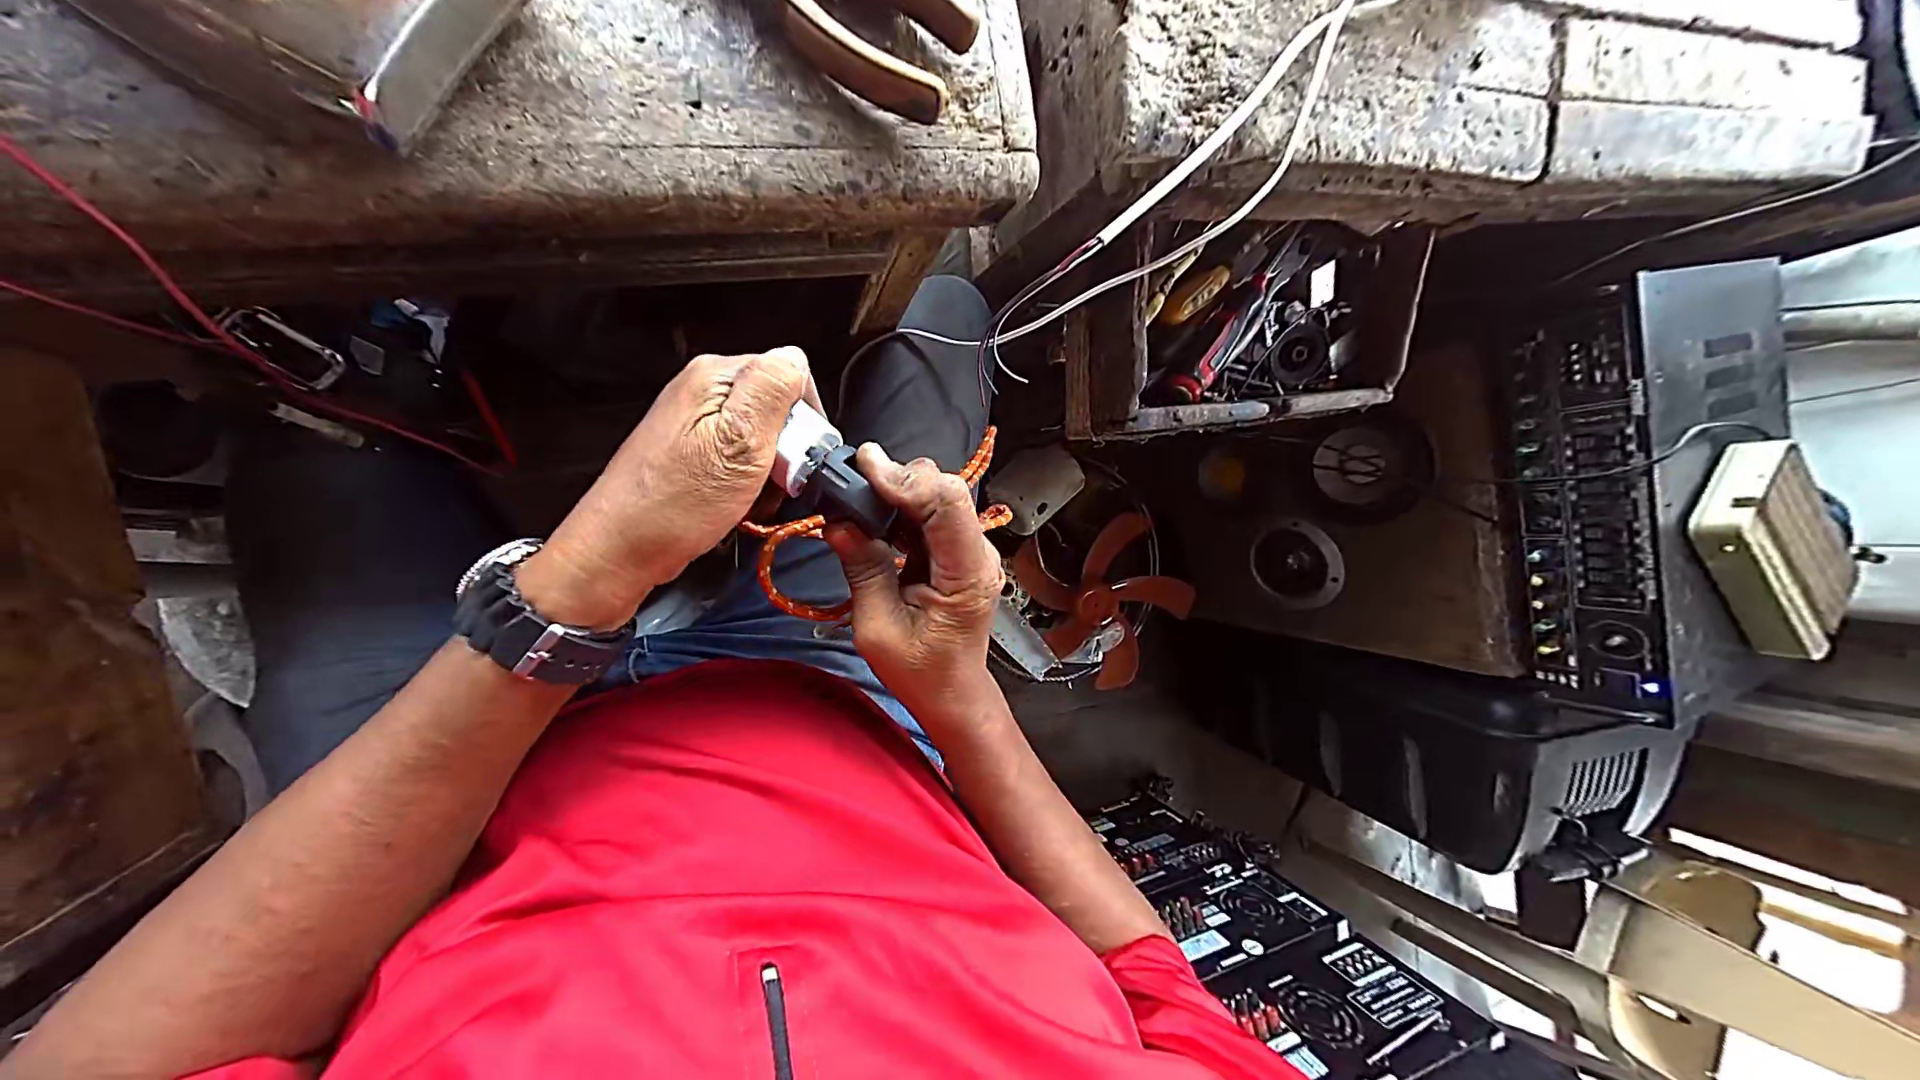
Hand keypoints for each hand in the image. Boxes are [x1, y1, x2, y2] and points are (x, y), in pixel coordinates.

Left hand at [517, 348, 812, 629]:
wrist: (621, 548)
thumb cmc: (669, 505)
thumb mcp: (738, 443)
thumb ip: (772, 390)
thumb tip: (795, 359)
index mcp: (715, 377)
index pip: (792, 373)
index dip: (805, 420)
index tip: (791, 456)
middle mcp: (703, 390)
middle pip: (779, 404)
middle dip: (788, 448)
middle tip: (767, 480)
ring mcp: (696, 420)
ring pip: (764, 435)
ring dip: (769, 469)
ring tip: (749, 494)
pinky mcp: (694, 448)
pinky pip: (742, 455)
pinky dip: (750, 479)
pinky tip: (737, 498)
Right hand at [824, 444, 1002, 718]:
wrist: (950, 690)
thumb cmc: (922, 671)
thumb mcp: (878, 628)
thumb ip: (863, 570)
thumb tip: (840, 523)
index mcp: (967, 573)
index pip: (947, 502)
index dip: (904, 478)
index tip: (863, 468)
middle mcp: (977, 553)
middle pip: (943, 489)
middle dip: (896, 480)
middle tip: (851, 485)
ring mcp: (969, 549)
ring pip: (935, 494)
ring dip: (894, 492)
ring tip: (856, 501)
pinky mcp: (955, 550)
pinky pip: (928, 513)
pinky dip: (898, 508)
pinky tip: (873, 517)